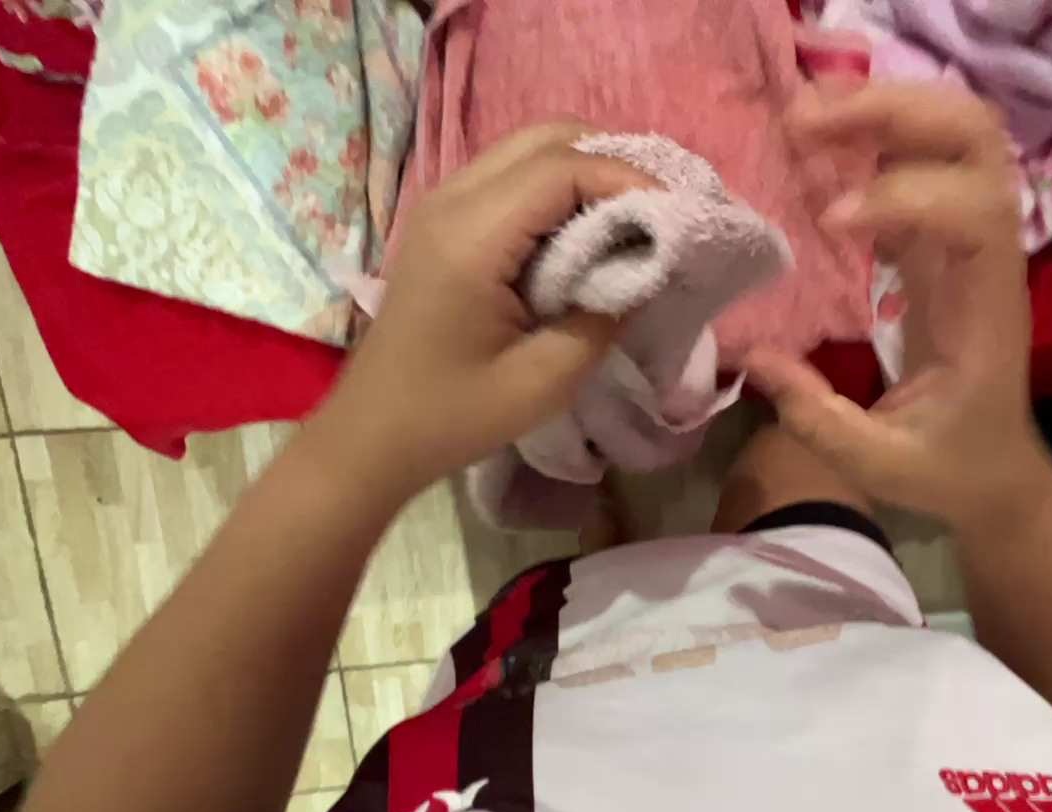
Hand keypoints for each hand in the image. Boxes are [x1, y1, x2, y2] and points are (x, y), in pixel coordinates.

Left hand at [305, 122, 655, 498]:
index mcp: (472, 238)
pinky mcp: (444, 226)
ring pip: (526, 152)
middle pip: (543, 138)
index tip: (677, 214)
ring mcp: (442, 208)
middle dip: (610, 160)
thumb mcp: (542, 383)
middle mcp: (452, 202)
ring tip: (633, 219)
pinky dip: (558, 192)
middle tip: (659, 209)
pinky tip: (587, 234)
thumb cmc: (453, 417)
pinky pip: (511, 182)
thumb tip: (643, 273)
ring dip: (585, 173)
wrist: (374, 433)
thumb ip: (600, 320)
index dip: (627, 178)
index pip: (561, 169)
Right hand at [745, 84, 1051, 526]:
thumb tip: (749, 356)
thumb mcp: (877, 463)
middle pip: (974, 142)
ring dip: (884, 114)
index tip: (830, 226)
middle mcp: (985, 262)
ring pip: (954, 139)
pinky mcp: (943, 253)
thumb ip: (814, 416)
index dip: (905, 198)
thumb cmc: (948, 470)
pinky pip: (921, 173)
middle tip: (803, 122)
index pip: (974, 215)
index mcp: (983, 312)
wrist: (996, 473)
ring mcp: (967, 249)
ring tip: (804, 123)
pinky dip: (872, 149)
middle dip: (893, 112)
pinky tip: (820, 159)